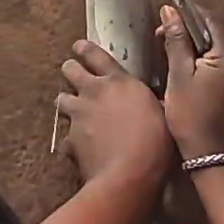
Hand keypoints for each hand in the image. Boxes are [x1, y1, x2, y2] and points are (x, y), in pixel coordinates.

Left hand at [57, 40, 171, 189]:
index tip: (78, 47)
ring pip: (60, 98)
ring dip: (66, 102)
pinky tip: (79, 147)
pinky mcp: (70, 138)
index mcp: (118, 81)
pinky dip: (71, 139)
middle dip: (71, 70)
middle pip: (70, 69)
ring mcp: (78, 114)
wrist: (129, 176)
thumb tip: (155, 103)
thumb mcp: (162, 114)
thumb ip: (149, 103)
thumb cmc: (155, 143)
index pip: (95, 54)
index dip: (84, 49)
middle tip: (74, 76)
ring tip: (74, 110)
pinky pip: (66, 135)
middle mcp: (93, 92)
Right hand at [159, 5, 223, 159]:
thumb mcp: (178, 76)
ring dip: (196, 47)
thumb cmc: (191, 117)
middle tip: (161, 39)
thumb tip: (169, 10)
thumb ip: (176, 40)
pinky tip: (188, 72)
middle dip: (188, 32)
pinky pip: (223, 64)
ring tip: (171, 55)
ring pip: (217, 49)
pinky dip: (206, 62)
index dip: (185, 15)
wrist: (213, 159)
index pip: (208, 20)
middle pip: (214, 34)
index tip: (163, 20)